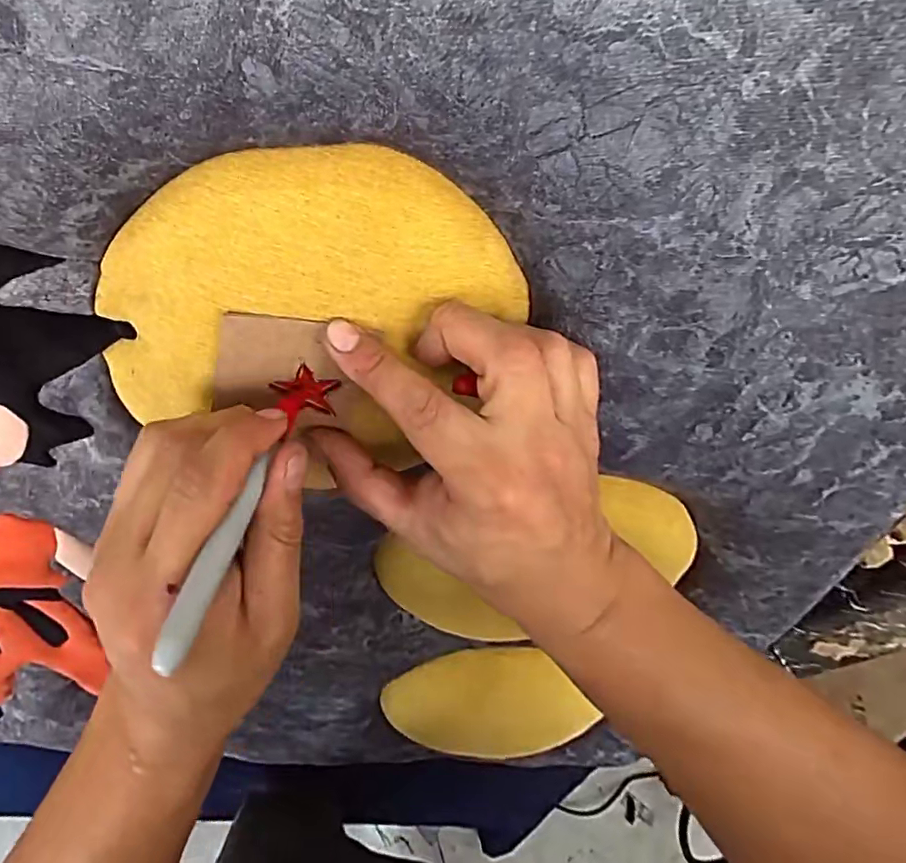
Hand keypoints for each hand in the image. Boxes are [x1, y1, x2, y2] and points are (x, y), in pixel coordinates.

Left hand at [83, 407, 305, 766]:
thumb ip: (278, 534)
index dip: (241, 441)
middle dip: (226, 427)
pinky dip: (186, 445)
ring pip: (150, 449)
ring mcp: (102, 539)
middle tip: (273, 430)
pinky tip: (218, 460)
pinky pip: (144, 463)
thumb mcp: (275, 617)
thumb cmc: (227, 677)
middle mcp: (115, 555)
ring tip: (250, 442)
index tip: (283, 422)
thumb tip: (289, 455)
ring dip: (205, 430)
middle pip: (166, 456)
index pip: (196, 488)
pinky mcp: (105, 529)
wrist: (159, 711)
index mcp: (155, 592)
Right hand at [310, 302, 624, 638]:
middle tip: (425, 360)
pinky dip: (528, 343)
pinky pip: (564, 349)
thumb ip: (358, 475)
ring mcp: (569, 422)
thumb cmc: (480, 552)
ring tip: (463, 362)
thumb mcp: (409, 523)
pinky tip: (506, 366)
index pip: (422, 405)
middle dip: (446, 333)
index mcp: (481, 475)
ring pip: (533, 339)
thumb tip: (317, 431)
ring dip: (486, 336)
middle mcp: (533, 440)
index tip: (340, 333)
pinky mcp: (588, 411)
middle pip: (497, 348)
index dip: (376, 365)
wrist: (567, 573)